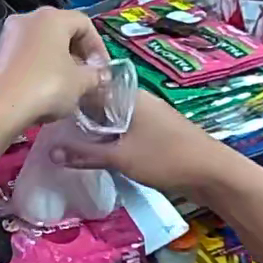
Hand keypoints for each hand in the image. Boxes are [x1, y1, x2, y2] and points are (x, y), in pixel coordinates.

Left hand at [0, 8, 112, 137]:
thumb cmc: (45, 87)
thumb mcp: (80, 83)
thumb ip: (96, 75)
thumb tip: (101, 75)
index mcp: (51, 17)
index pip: (84, 24)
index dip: (99, 47)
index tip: (103, 71)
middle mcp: (28, 19)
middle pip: (62, 32)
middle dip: (78, 55)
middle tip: (87, 78)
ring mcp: (8, 36)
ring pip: (43, 44)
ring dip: (59, 63)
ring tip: (68, 87)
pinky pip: (26, 56)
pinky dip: (40, 68)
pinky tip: (45, 90)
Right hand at [49, 91, 238, 198]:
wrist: (214, 175)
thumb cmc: (165, 158)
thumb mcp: (120, 157)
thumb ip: (84, 154)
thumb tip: (50, 151)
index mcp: (128, 96)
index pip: (89, 87)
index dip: (68, 97)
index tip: (47, 111)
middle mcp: (137, 100)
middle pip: (99, 103)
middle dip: (78, 116)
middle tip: (52, 131)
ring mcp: (149, 116)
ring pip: (111, 118)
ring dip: (94, 130)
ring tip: (68, 142)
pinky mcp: (155, 133)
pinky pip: (123, 130)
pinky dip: (109, 139)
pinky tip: (96, 151)